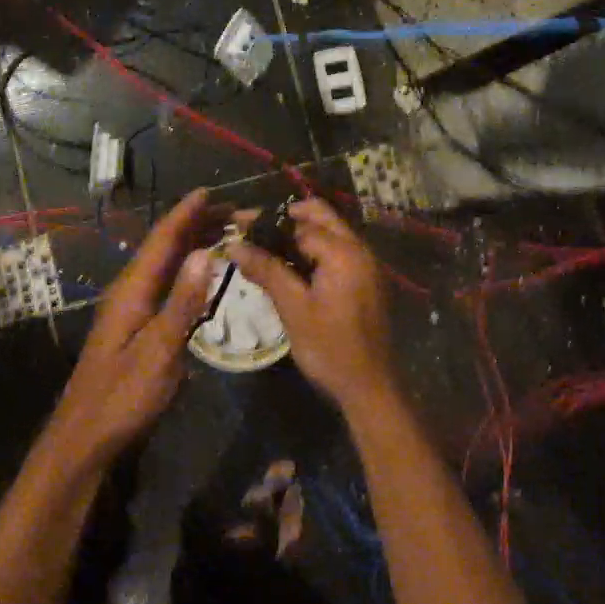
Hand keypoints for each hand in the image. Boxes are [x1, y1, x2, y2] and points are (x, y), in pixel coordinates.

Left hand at [43, 190, 219, 468]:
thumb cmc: (122, 396)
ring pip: (166, 264)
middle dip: (198, 224)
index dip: (187, 213)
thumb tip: (205, 252)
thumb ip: (183, 302)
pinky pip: (167, 283)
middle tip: (238, 213)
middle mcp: (130, 290)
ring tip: (228, 232)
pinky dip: (189, 270)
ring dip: (195, 244)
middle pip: (165, 246)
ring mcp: (131, 309)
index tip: (211, 191)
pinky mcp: (137, 326)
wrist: (85, 438)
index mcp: (132, 290)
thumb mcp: (159, 351)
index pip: (163, 239)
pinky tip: (204, 273)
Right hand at [228, 199, 396, 413]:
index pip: (299, 223)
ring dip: (301, 232)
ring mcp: (366, 264)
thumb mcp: (293, 309)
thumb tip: (234, 244)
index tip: (237, 224)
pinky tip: (290, 266)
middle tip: (253, 229)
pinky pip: (339, 250)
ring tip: (266, 246)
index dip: (265, 223)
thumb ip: (267, 271)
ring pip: (331, 232)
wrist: (370, 387)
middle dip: (286, 217)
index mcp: (343, 252)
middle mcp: (360, 249)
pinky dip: (315, 249)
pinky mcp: (366, 280)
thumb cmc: (329, 348)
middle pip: (321, 216)